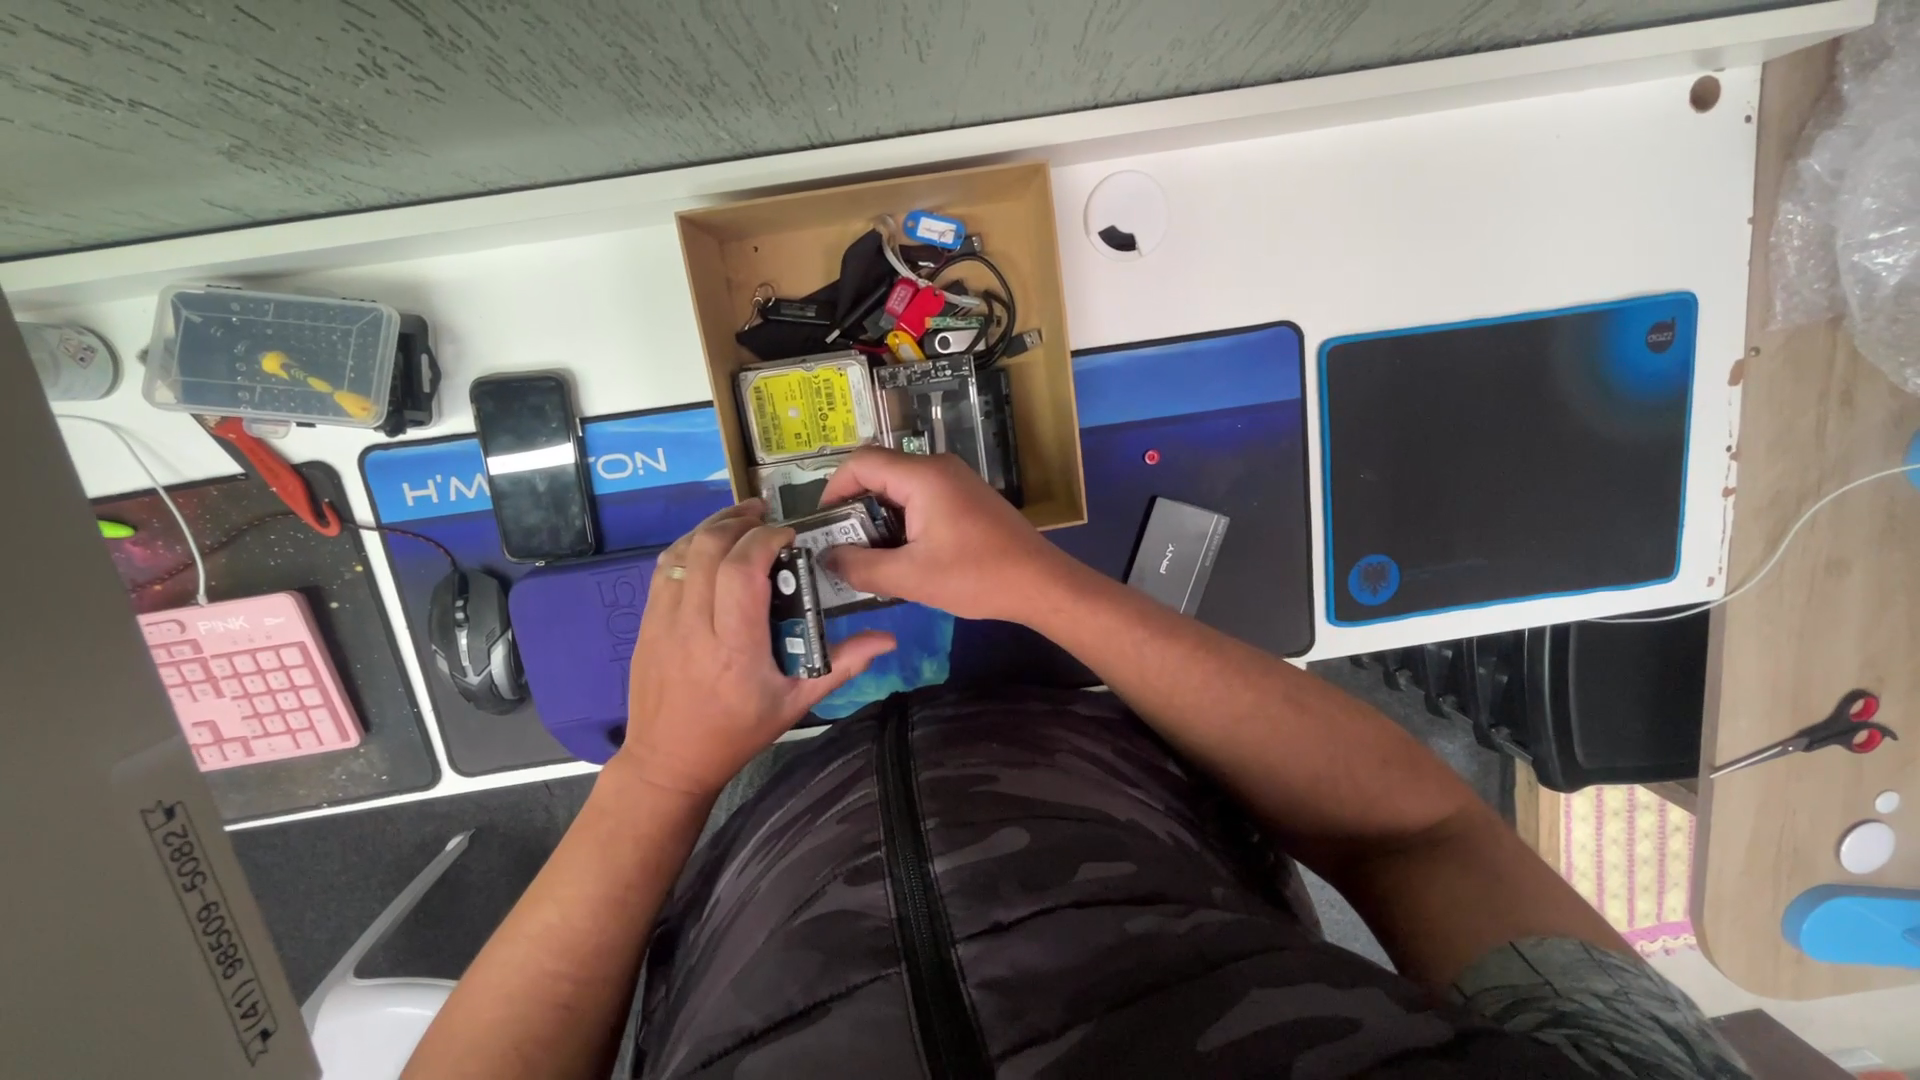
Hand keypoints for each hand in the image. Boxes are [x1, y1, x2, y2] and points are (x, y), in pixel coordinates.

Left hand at [619, 500, 895, 799]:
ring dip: (713, 526)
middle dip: (740, 522)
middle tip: (767, 517)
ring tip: (742, 519)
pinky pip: (664, 567)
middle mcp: (694, 626)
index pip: (743, 571)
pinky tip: (712, 544)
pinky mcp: (647, 621)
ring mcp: (663, 621)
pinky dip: (690, 545)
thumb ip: (842, 665)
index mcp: (735, 647)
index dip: (766, 540)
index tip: (789, 536)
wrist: (669, 759)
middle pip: (711, 550)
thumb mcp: (796, 703)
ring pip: (683, 552)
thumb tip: (888, 639)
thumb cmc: (737, 732)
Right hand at [815, 448, 1082, 623]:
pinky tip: (903, 556)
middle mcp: (938, 468)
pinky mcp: (966, 499)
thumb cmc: (976, 577)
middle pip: (880, 474)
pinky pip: (921, 499)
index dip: (833, 489)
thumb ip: (860, 567)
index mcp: (922, 477)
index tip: (823, 525)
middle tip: (843, 548)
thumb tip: (826, 558)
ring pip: (900, 489)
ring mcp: (956, 481)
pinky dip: (903, 522)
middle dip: (855, 510)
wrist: (1039, 583)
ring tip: (870, 558)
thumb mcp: (910, 577)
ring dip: (880, 520)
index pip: (861, 462)